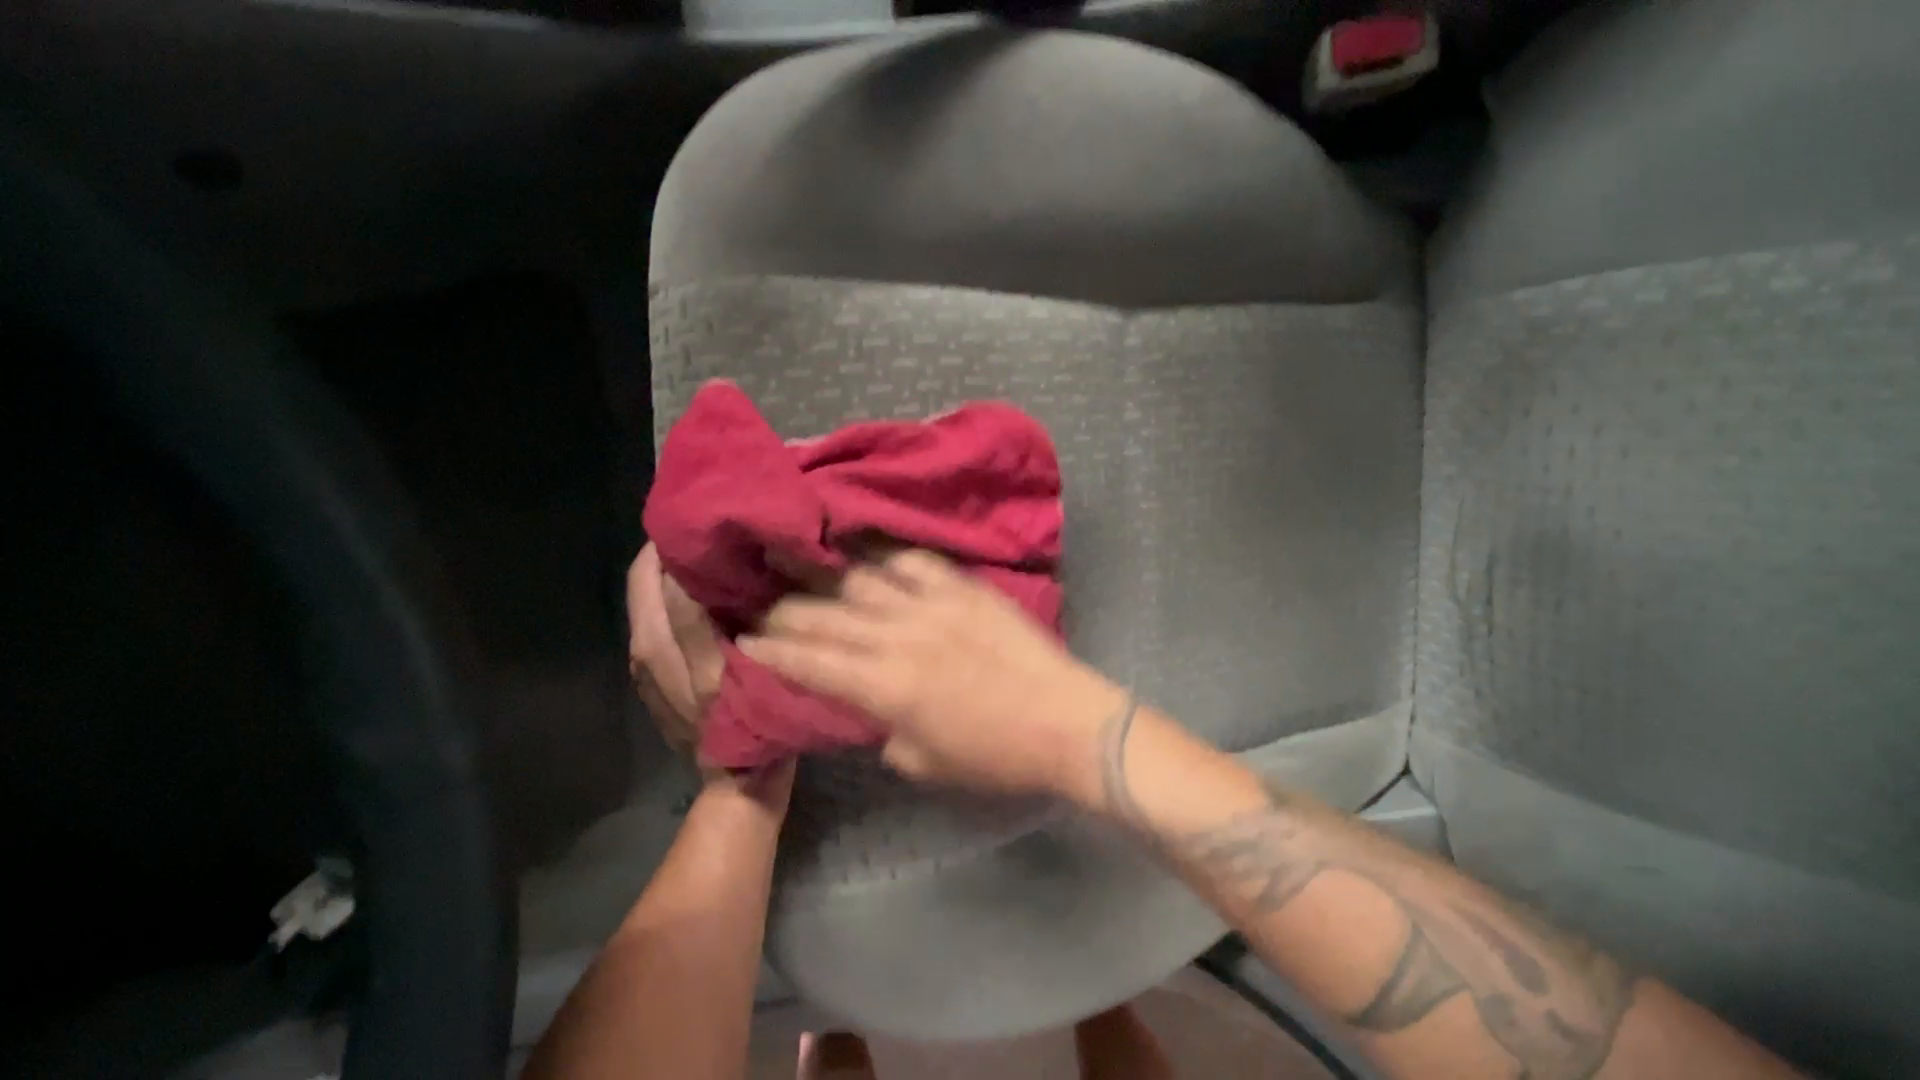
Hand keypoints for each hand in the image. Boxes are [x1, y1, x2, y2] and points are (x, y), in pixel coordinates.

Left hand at [626, 543, 728, 779]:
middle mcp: (642, 645)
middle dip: (683, 553)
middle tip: (728, 533)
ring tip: (733, 560)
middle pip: (652, 581)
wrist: (738, 786)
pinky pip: (675, 622)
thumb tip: (686, 562)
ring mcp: (654, 663)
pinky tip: (729, 601)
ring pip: (664, 600)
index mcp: (650, 640)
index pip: (647, 569)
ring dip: (690, 578)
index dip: (674, 539)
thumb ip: (696, 618)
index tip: (713, 518)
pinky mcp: (669, 676)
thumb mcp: (717, 670)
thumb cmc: (736, 725)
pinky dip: (693, 603)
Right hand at [739, 549, 1124, 803]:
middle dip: (786, 613)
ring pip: (863, 582)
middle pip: (826, 617)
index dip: (773, 652)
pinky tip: (868, 553)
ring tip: (795, 562)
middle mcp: (900, 637)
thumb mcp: (926, 763)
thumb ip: (886, 732)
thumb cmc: (996, 757)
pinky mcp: (966, 589)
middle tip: (760, 606)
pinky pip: (916, 562)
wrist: (1068, 723)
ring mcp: (934, 606)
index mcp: (886, 686)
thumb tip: (872, 711)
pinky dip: (887, 556)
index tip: (745, 641)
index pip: (813, 663)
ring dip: (824, 575)